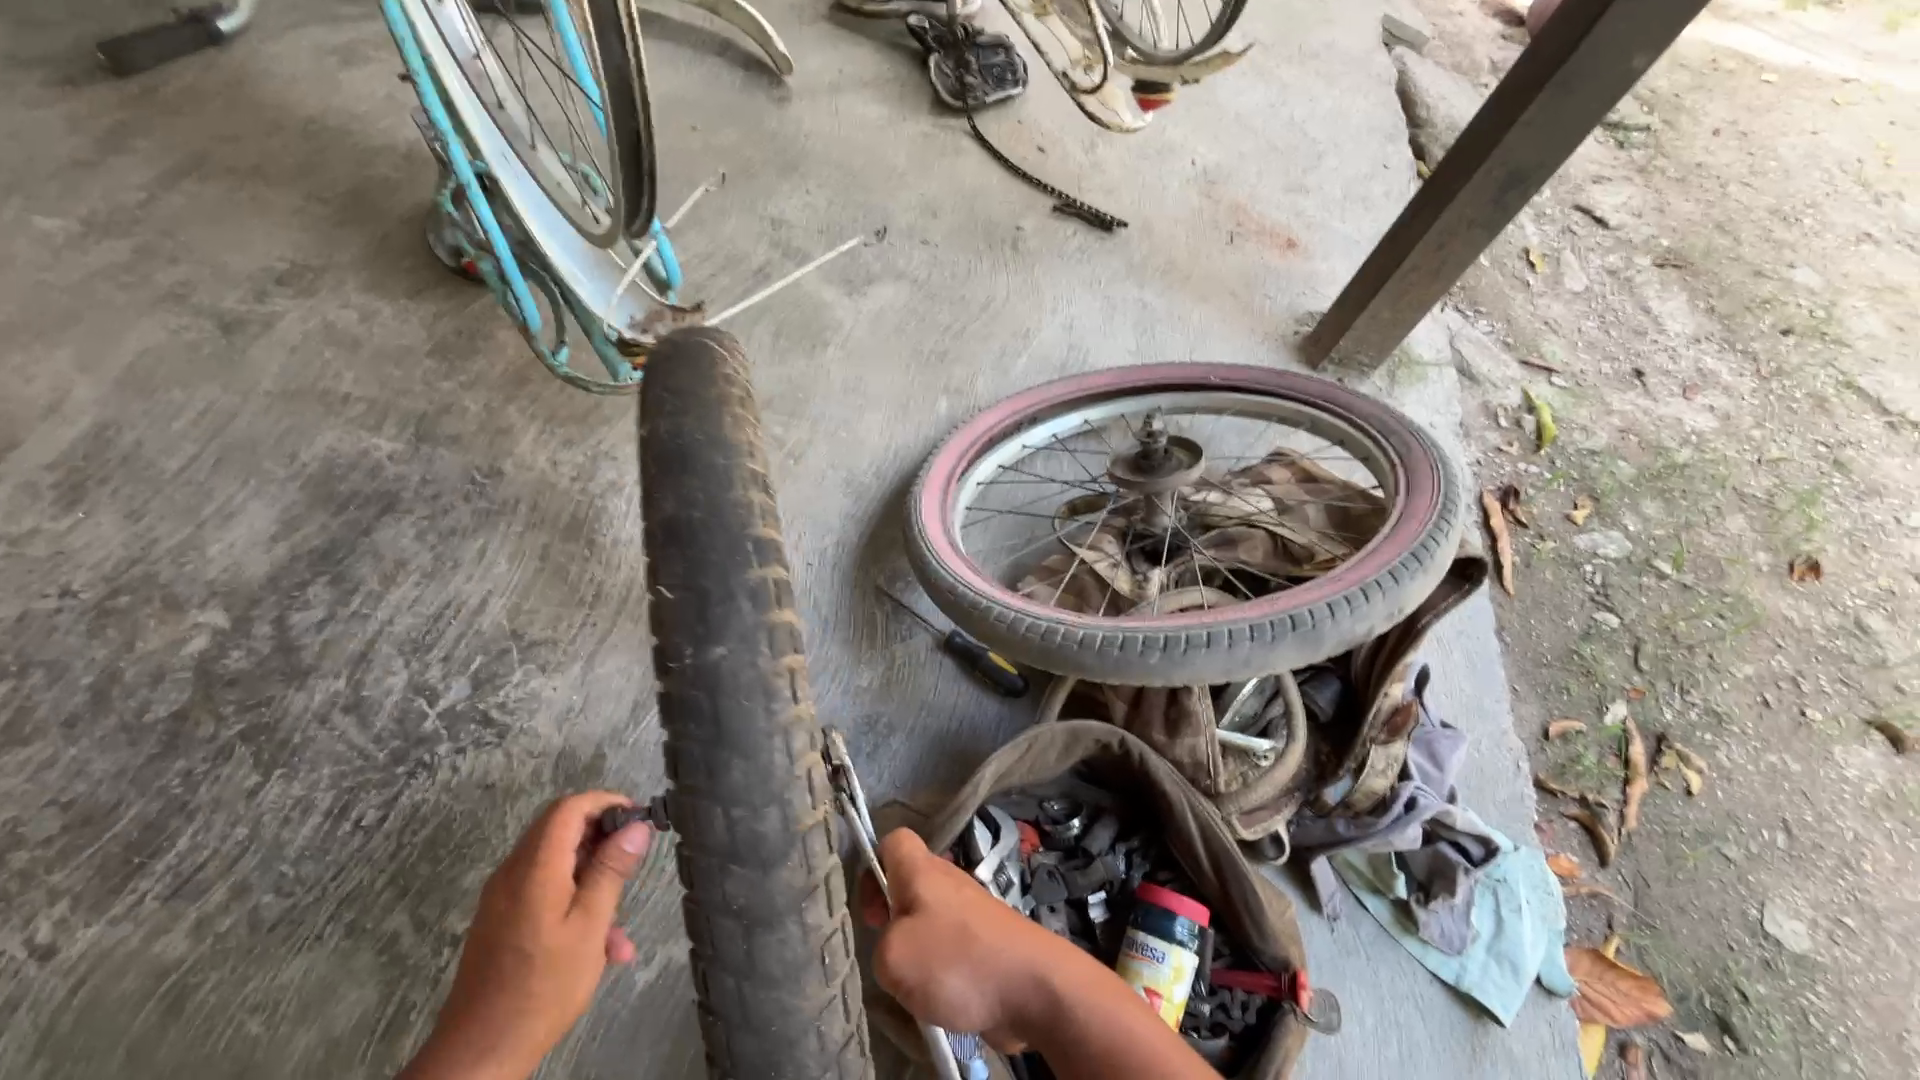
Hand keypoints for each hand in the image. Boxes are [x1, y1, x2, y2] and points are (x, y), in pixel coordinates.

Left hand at [401, 792, 653, 1079]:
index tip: (639, 820)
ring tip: (622, 921)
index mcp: (535, 868)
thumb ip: (611, 871)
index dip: (606, 803)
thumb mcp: (590, 926)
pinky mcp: (502, 920)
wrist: (480, 1050)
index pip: (569, 808)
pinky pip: (545, 892)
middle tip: (636, 862)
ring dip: (594, 879)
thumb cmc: (543, 986)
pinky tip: (602, 945)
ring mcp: (504, 898)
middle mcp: (513, 874)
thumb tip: (635, 826)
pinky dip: (575, 903)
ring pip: (557, 864)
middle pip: (560, 830)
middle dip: (603, 840)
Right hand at [867, 828, 1083, 1051]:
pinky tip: (946, 1002)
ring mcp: (974, 915)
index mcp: (923, 872)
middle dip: (894, 919)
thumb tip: (898, 951)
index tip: (872, 910)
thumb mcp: (894, 958)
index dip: (873, 866)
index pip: (894, 840)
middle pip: (911, 885)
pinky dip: (945, 975)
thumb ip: (881, 948)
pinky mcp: (991, 945)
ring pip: (932, 922)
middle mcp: (950, 884)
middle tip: (890, 953)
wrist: (1036, 989)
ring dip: (920, 953)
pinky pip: (955, 951)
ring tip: (917, 987)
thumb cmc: (958, 962)